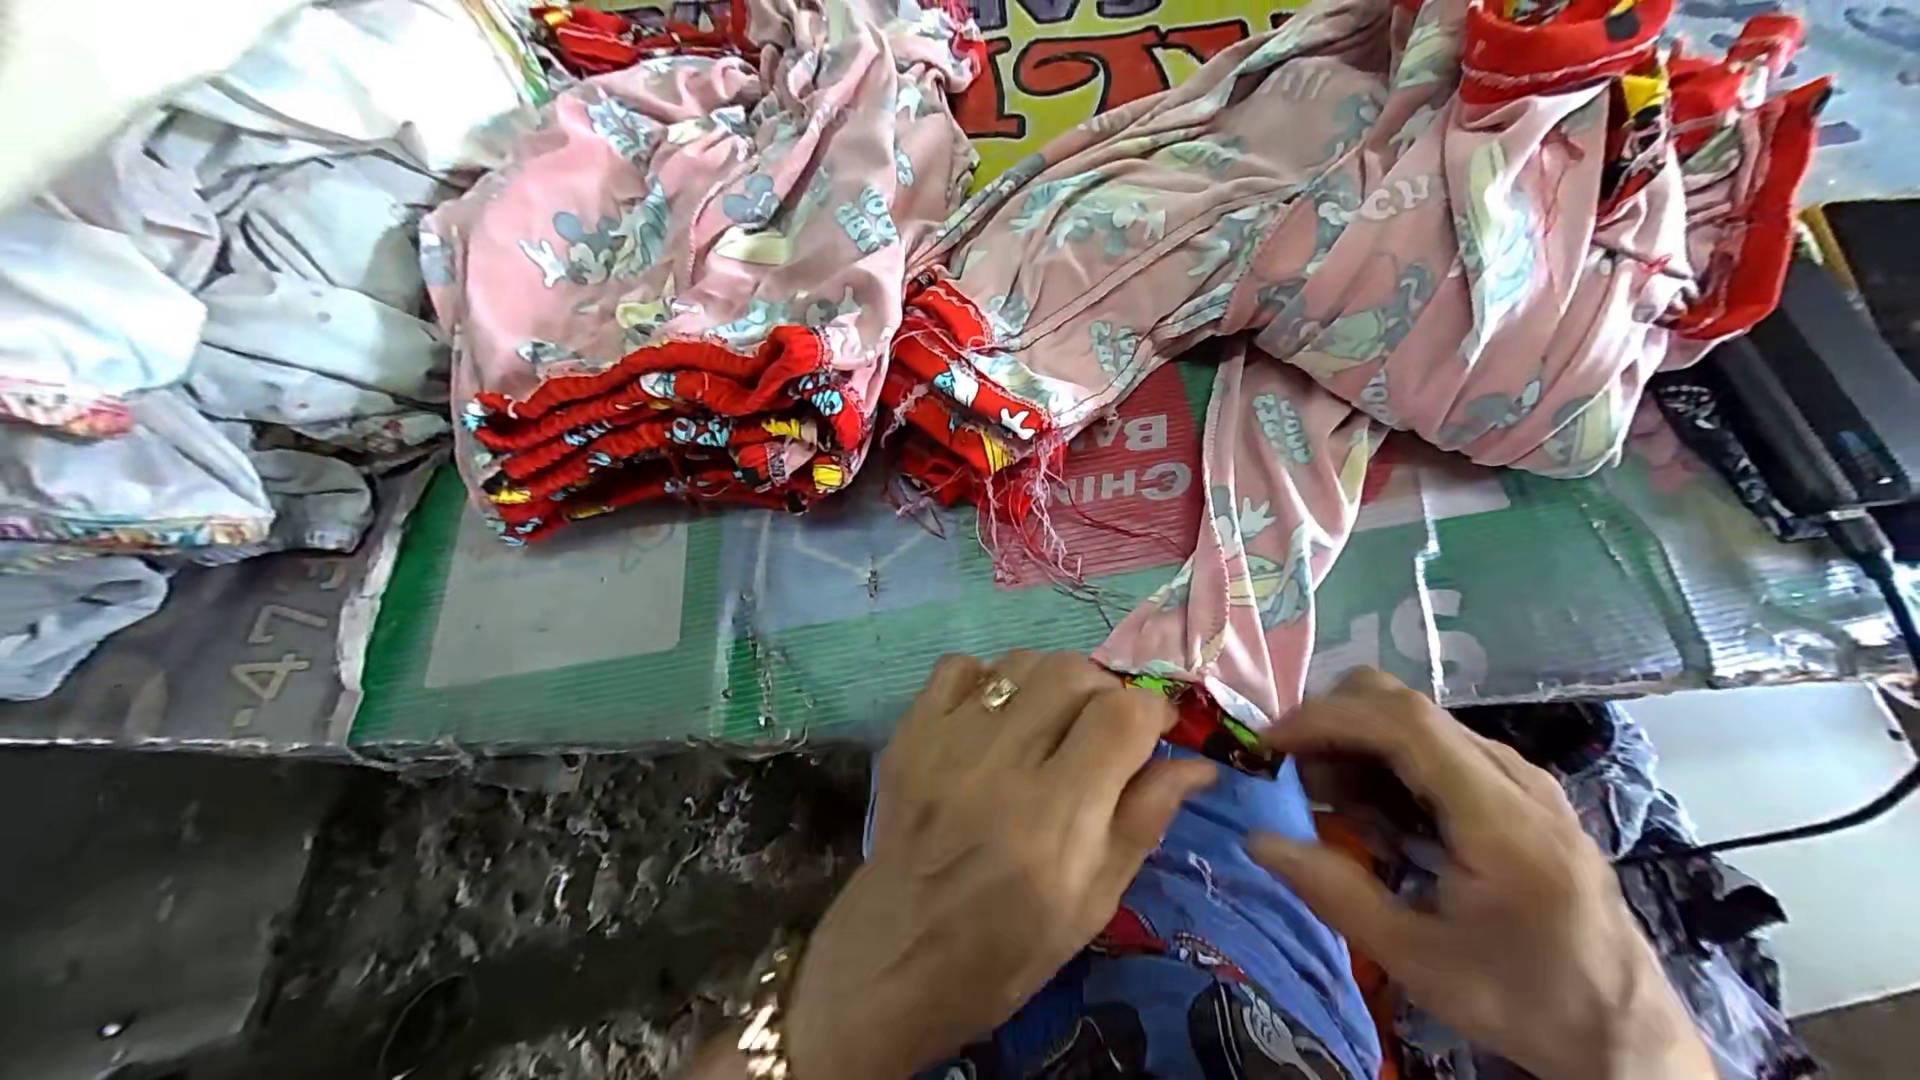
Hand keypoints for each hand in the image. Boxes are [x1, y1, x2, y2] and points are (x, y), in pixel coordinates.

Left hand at [782, 651, 1216, 1079]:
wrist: (896, 956)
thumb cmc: (1006, 948)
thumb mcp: (1093, 903)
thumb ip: (1144, 819)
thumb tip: (1196, 762)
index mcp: (1052, 820)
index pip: (1121, 716)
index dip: (1151, 710)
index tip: (1153, 730)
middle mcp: (998, 768)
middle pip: (1072, 672)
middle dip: (1105, 691)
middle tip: (1102, 728)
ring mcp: (945, 743)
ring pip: (1020, 662)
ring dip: (1052, 682)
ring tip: (1050, 721)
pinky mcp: (909, 734)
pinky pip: (959, 666)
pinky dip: (989, 678)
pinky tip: (994, 715)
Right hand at [1248, 670, 1713, 1079]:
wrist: (1631, 1040)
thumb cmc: (1525, 1001)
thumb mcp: (1419, 962)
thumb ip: (1334, 894)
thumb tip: (1257, 838)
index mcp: (1503, 821)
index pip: (1403, 724)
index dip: (1325, 719)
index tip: (1270, 744)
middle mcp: (1515, 778)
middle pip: (1400, 703)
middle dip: (1329, 723)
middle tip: (1294, 773)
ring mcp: (1516, 777)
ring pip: (1409, 717)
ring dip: (1351, 743)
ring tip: (1331, 803)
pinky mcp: (1511, 786)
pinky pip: (1427, 743)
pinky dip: (1379, 760)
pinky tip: (1374, 814)